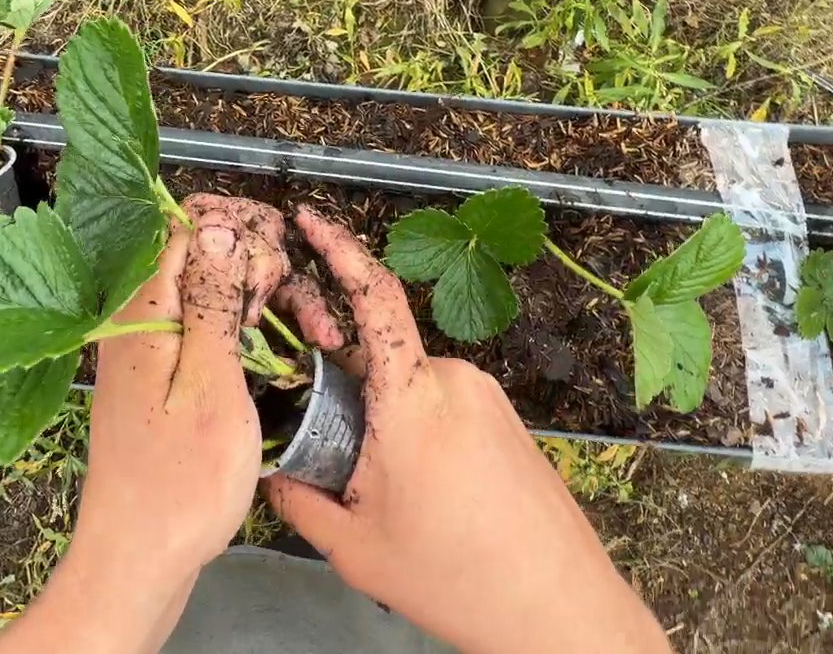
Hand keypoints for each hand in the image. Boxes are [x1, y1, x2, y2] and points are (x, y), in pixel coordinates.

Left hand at [0, 195, 285, 653]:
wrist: (138, 559)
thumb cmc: (182, 480)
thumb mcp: (210, 384)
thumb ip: (211, 301)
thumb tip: (218, 228)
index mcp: (145, 312)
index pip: (184, 225)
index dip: (237, 227)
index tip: (281, 254)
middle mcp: (138, 319)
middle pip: (198, 253)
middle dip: (254, 261)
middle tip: (295, 308)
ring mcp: (147, 347)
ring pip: (206, 290)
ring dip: (256, 298)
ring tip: (307, 331)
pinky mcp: (158, 374)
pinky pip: (201, 327)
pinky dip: (239, 329)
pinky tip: (272, 350)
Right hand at [263, 206, 669, 653]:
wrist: (565, 615)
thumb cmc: (455, 577)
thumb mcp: (356, 547)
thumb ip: (299, 498)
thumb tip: (267, 467)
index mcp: (412, 397)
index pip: (373, 296)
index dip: (339, 247)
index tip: (309, 217)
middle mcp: (453, 378)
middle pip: (379, 352)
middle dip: (346, 382)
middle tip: (332, 441)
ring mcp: (485, 394)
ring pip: (408, 380)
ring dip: (382, 411)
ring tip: (384, 482)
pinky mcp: (504, 415)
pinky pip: (440, 397)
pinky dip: (413, 422)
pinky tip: (421, 484)